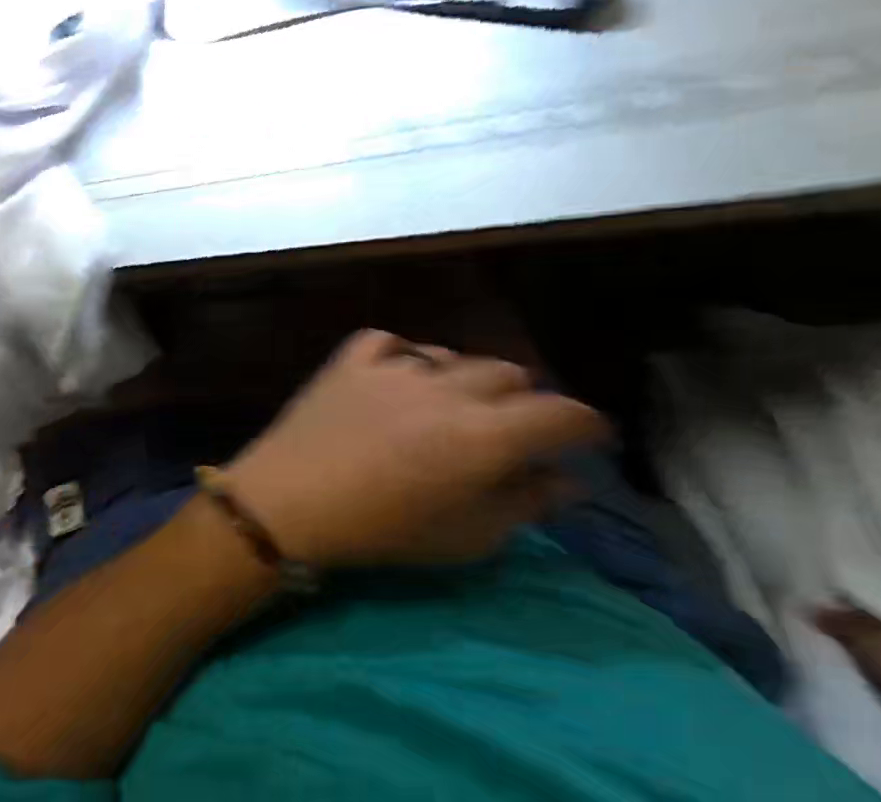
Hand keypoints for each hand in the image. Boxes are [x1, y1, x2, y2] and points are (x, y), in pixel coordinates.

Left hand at [222, 329, 608, 568]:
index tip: (592, 436)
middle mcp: (449, 387)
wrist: (289, 502)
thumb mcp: (466, 538)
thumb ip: (525, 504)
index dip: (586, 423)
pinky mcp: (355, 357)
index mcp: (485, 435)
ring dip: (468, 379)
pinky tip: (404, 377)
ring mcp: (398, 365)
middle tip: (516, 429)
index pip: (560, 414)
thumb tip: (567, 480)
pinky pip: (396, 342)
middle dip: (526, 401)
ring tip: (456, 406)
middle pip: (511, 374)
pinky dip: (410, 358)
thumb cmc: (383, 532)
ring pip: (456, 356)